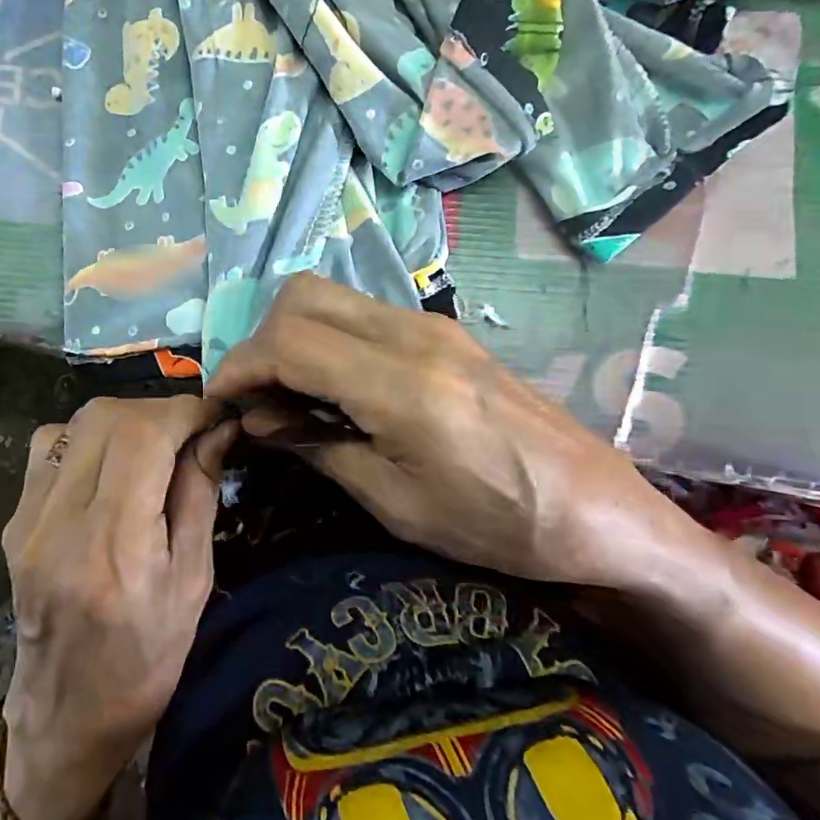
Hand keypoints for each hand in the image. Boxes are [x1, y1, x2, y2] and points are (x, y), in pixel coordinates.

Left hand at [0, 396, 236, 819]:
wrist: (68, 712)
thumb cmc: (147, 660)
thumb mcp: (193, 583)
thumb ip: (199, 496)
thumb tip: (216, 430)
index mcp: (116, 546)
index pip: (145, 435)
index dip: (186, 411)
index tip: (215, 416)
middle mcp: (61, 522)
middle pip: (106, 418)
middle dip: (158, 411)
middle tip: (188, 431)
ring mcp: (28, 520)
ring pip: (74, 423)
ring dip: (122, 420)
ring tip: (151, 446)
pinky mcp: (14, 521)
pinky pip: (48, 447)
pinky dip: (85, 438)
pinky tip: (107, 465)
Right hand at [207, 273, 694, 588]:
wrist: (598, 511)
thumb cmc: (496, 524)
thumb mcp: (394, 502)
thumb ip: (317, 447)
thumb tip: (259, 418)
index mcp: (401, 384)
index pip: (288, 342)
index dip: (240, 368)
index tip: (221, 403)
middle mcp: (413, 334)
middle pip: (302, 296)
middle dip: (261, 341)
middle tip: (256, 397)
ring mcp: (432, 325)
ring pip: (330, 296)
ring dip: (292, 335)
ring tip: (288, 394)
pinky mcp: (444, 331)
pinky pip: (361, 312)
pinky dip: (326, 337)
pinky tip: (333, 386)